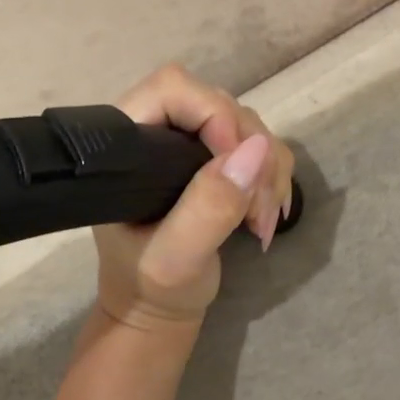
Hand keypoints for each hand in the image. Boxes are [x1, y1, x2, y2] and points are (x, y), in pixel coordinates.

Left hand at [92, 65, 294, 333]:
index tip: (236, 165)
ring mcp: (186, 144)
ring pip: (246, 126)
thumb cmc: (147, 286)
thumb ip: (208, 208)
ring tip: (261, 225)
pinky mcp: (211, 160)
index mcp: (126, 143)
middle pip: (220, 104)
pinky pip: (259, 147)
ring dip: (269, 172)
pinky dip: (273, 179)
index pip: (173, 89)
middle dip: (252, 155)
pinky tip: (265, 219)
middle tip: (258, 214)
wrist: (154, 310)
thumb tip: (256, 149)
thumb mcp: (175, 259)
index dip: (213, 114)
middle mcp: (155, 131)